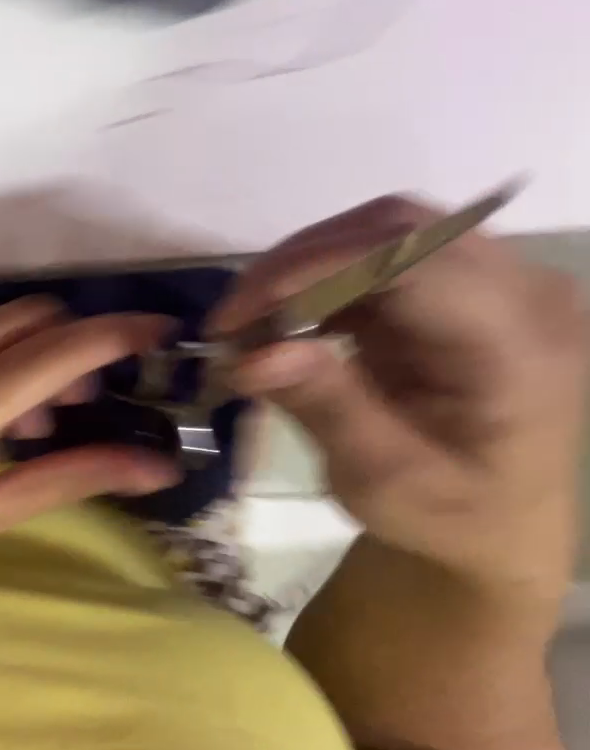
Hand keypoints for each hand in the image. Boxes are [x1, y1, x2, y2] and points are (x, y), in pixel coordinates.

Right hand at [215, 196, 589, 602]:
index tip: (227, 322)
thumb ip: (328, 409)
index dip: (307, 271)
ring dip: (300, 270)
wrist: (498, 524)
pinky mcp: (462, 293)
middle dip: (295, 264)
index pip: (410, 258)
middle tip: (229, 325)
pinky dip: (315, 283)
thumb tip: (252, 356)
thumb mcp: (381, 478)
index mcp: (514, 341)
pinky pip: (380, 257)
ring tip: (249, 330)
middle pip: (399, 226)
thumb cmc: (445, 513)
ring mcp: (497, 286)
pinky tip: (283, 328)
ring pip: (385, 231)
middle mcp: (522, 292)